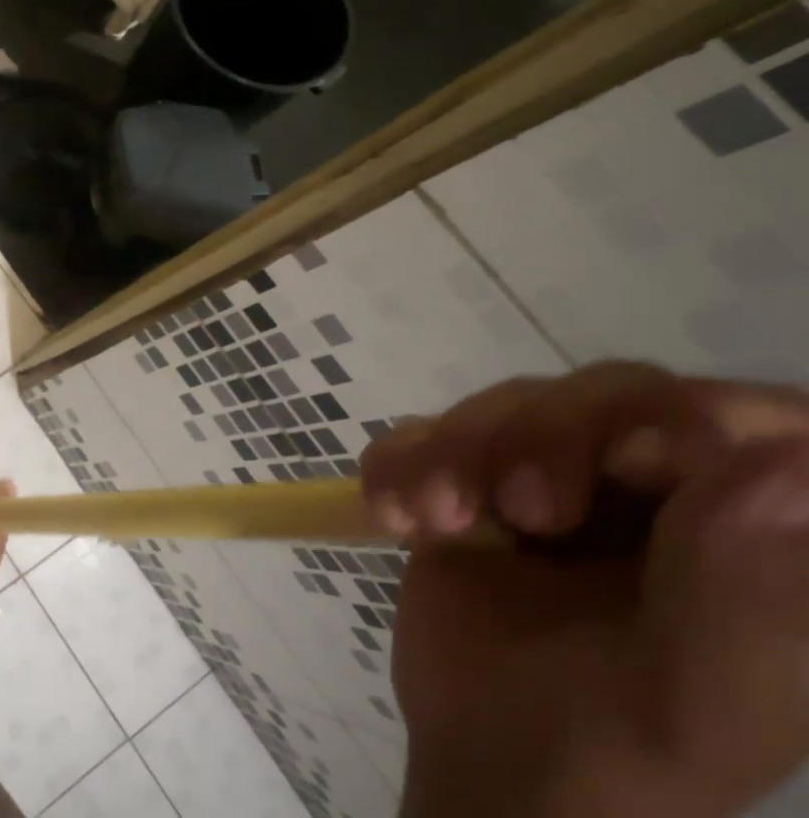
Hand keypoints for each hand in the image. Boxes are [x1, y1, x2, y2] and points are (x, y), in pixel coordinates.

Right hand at [360, 362, 808, 817]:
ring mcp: (558, 486)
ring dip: (455, 449)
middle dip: (542, 435)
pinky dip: (400, 462)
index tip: (625, 465)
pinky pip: (427, 434)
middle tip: (515, 511)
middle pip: (610, 394)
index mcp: (757, 538)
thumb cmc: (618, 755)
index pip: (750, 422)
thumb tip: (789, 456)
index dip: (684, 417)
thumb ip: (748, 593)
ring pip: (512, 403)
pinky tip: (395, 518)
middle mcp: (665, 496)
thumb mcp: (701, 698)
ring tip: (432, 521)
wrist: (489, 770)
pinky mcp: (469, 490)